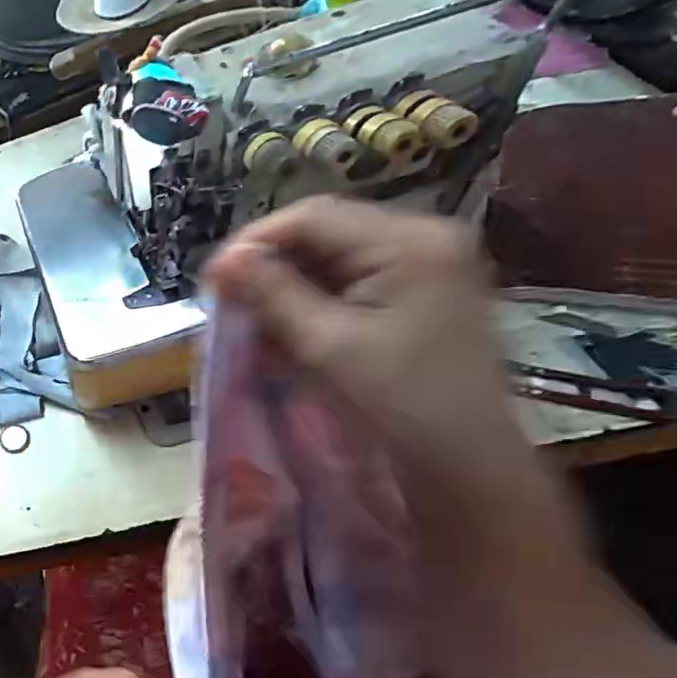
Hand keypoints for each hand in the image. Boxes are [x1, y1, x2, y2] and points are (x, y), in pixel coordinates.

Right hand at [202, 196, 524, 492]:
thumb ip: (273, 294)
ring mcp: (428, 262)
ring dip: (289, 284)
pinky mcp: (422, 289)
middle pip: (325, 232)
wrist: (465, 460)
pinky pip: (354, 279)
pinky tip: (289, 327)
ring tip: (252, 318)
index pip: (313, 217)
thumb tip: (222, 261)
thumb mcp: (326, 346)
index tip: (211, 278)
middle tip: (227, 300)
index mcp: (409, 242)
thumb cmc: (398, 404)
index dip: (254, 242)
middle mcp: (424, 236)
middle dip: (270, 264)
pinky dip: (315, 299)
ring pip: (335, 256)